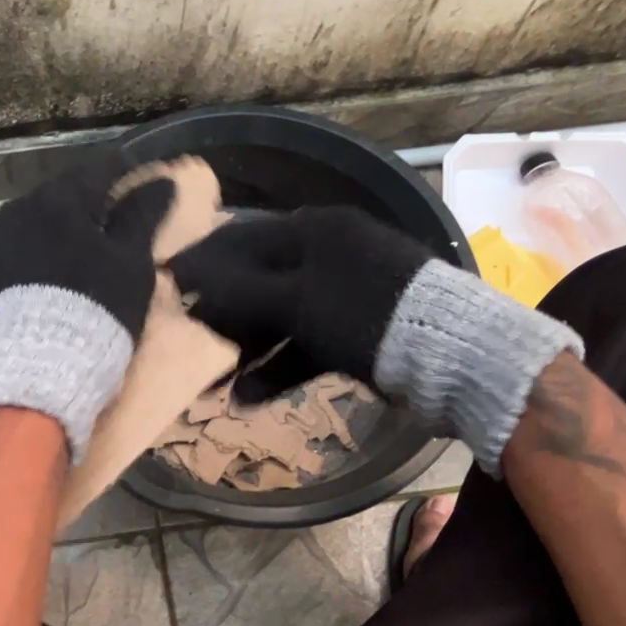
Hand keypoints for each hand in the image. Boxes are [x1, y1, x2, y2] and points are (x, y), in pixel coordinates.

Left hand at [0, 153, 175, 459]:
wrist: (38, 371)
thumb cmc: (94, 308)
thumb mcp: (129, 261)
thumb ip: (143, 215)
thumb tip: (162, 182)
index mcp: (56, 198)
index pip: (102, 168)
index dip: (133, 171)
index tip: (155, 179)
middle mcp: (20, 209)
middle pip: (70, 191)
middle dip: (101, 197)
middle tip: (131, 212)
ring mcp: (1, 241)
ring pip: (48, 218)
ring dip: (76, 223)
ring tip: (104, 242)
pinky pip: (31, 244)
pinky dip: (55, 246)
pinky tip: (72, 266)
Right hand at [168, 205, 581, 474]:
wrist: (455, 356)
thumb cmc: (366, 313)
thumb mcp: (296, 301)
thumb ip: (239, 291)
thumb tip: (187, 276)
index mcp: (315, 231)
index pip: (243, 239)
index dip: (204, 261)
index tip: (169, 281)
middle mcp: (329, 254)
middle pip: (261, 281)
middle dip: (225, 317)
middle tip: (191, 341)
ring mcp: (347, 294)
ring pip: (283, 317)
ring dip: (250, 351)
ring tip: (217, 385)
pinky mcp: (361, 330)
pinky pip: (308, 343)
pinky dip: (282, 366)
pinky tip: (251, 395)